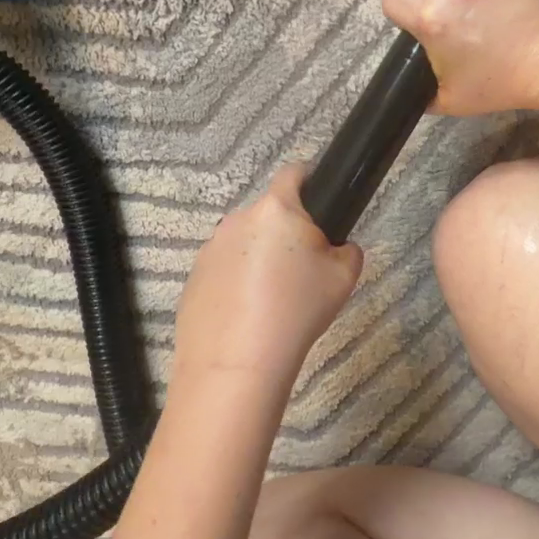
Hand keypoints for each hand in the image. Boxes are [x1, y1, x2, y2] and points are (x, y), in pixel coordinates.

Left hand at [172, 166, 362, 378]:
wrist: (237, 364)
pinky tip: (248, 317)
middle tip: (304, 271)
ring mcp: (209, 249)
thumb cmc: (297, 310)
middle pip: (269, 214)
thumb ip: (347, 249)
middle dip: (286, 233)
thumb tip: (334, 248)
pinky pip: (224, 271)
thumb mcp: (345, 276)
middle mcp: (238, 219)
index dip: (311, 182)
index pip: (294, 173)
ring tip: (273, 302)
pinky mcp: (192, 279)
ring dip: (260, 259)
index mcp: (277, 209)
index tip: (322, 207)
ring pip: (245, 243)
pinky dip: (237, 285)